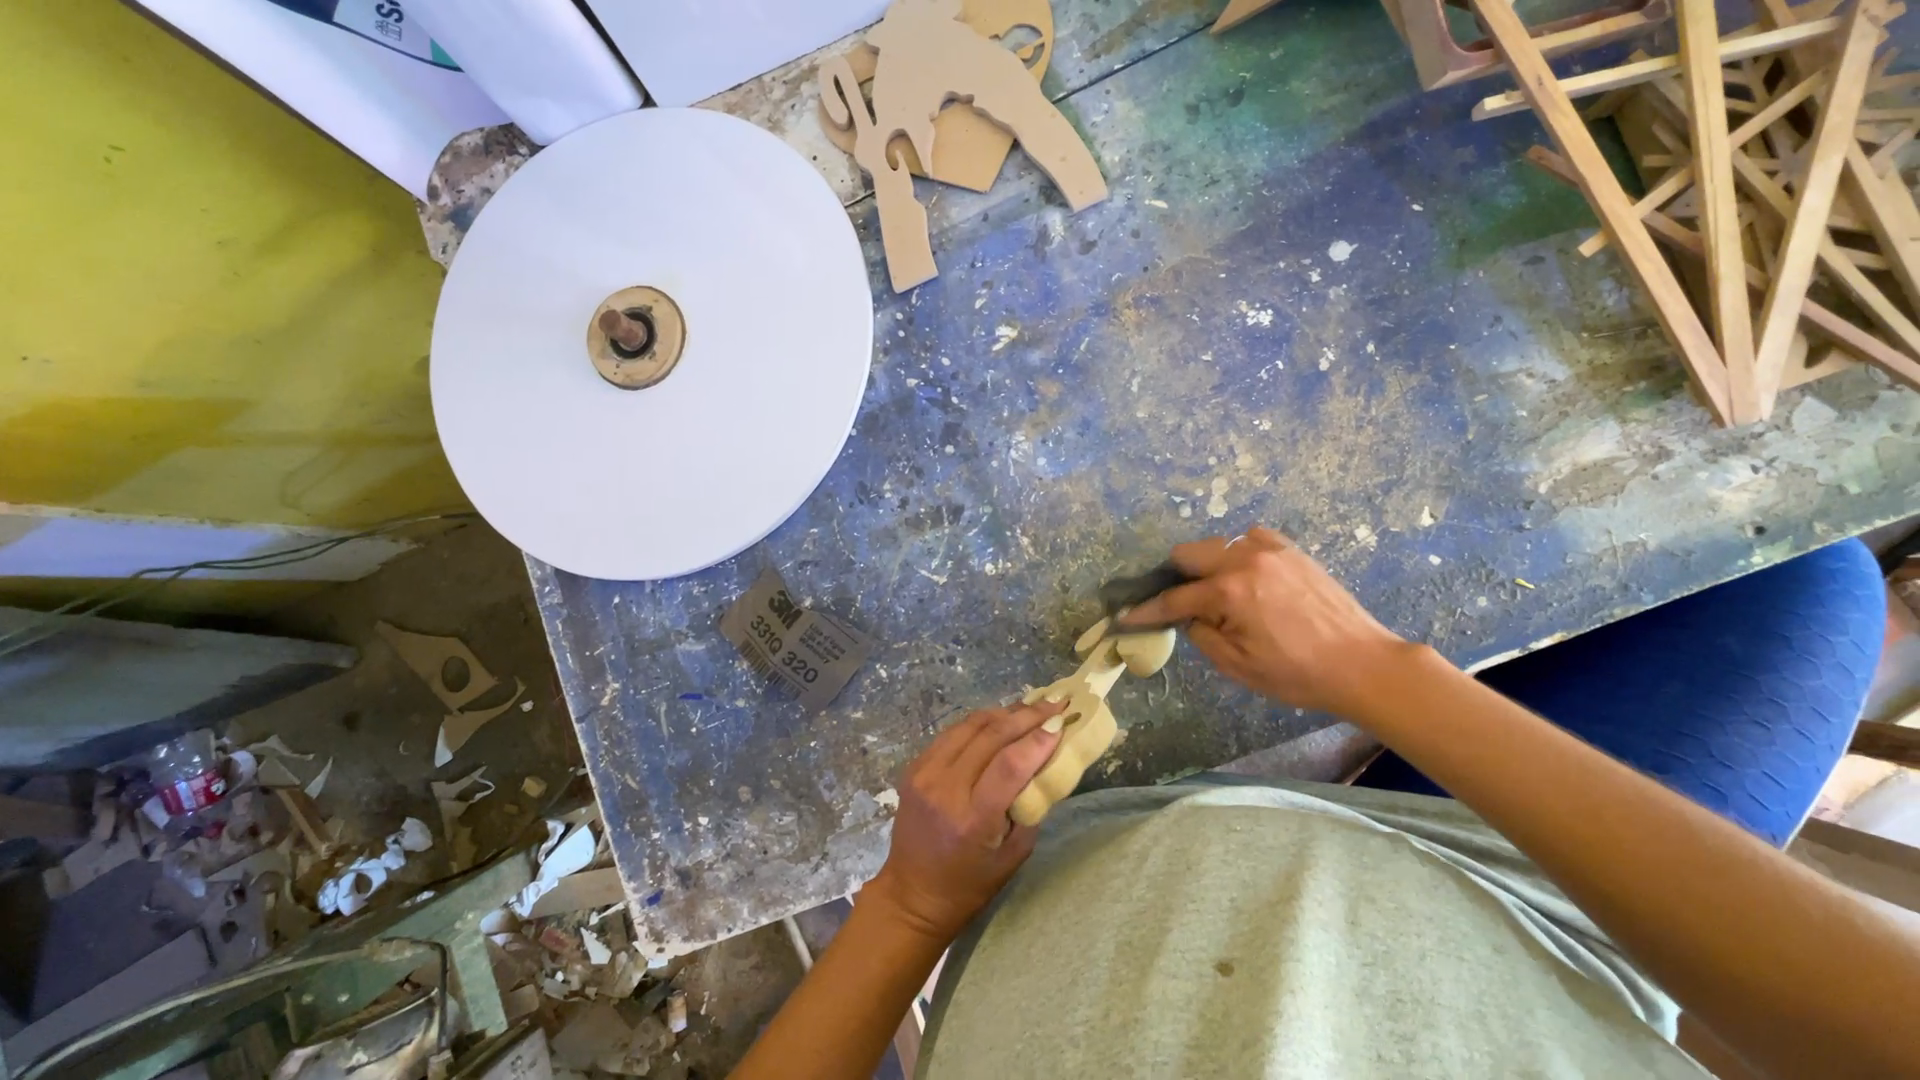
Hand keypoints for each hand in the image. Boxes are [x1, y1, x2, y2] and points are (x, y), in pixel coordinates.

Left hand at [863, 701, 1064, 941]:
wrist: (911, 894)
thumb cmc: (969, 885)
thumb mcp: (1013, 856)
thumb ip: (1030, 808)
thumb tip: (1045, 765)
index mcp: (972, 819)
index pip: (1010, 764)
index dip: (1038, 739)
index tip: (1061, 721)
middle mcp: (945, 789)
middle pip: (990, 736)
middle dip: (1026, 716)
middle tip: (1055, 702)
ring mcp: (924, 774)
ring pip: (969, 726)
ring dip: (1004, 712)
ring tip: (1032, 706)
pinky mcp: (913, 768)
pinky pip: (952, 734)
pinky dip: (979, 723)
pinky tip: (1000, 720)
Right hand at [1119, 527, 1408, 714]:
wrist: (1361, 663)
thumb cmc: (1297, 673)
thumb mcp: (1237, 665)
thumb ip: (1202, 635)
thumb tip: (1188, 616)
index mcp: (1229, 592)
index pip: (1174, 598)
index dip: (1147, 610)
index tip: (1125, 616)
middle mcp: (1245, 560)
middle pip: (1189, 554)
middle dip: (1174, 577)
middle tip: (1176, 603)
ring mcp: (1272, 550)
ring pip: (1219, 543)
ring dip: (1207, 566)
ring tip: (1215, 593)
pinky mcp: (1293, 551)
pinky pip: (1251, 539)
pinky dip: (1238, 554)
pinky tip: (1245, 576)